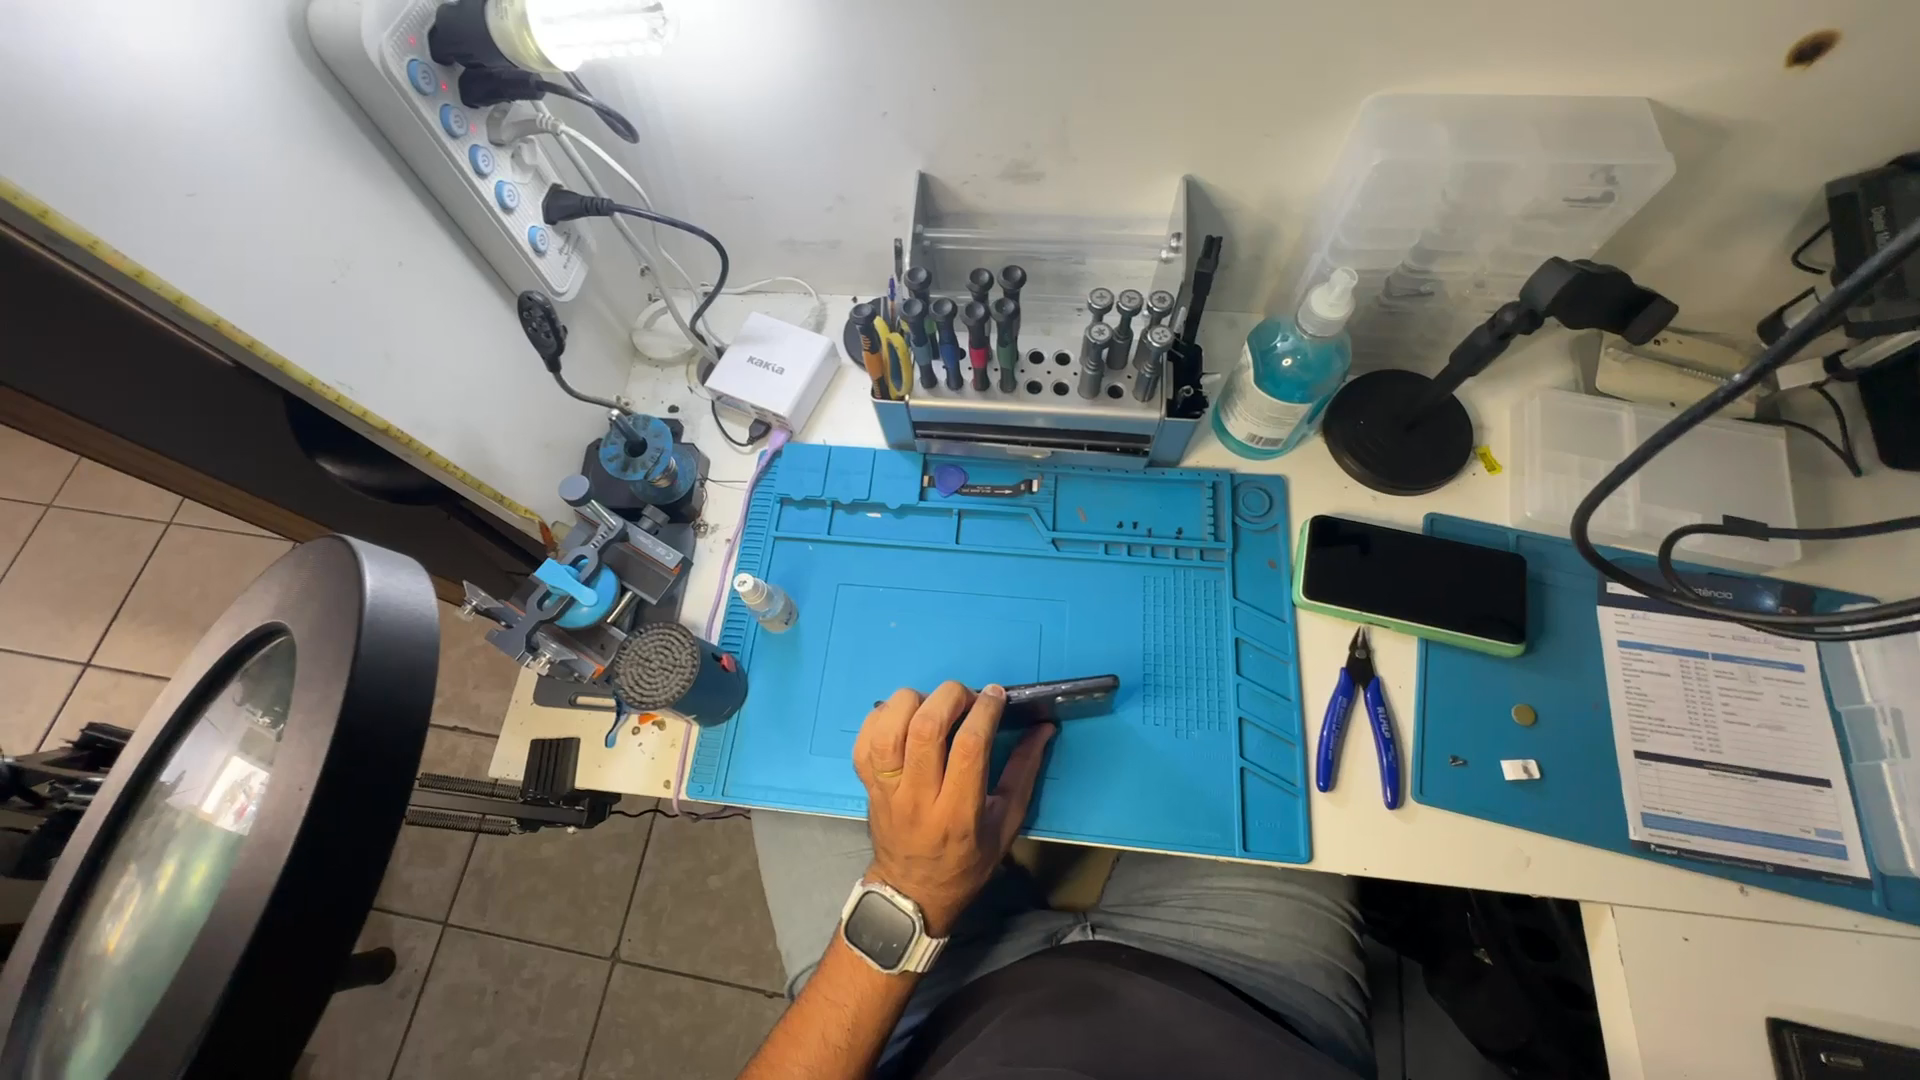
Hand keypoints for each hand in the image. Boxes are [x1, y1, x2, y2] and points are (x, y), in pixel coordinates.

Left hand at [851, 682, 1053, 936]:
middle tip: (967, 697)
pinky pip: (865, 738)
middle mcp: (918, 798)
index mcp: (958, 813)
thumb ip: (1024, 772)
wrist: (911, 893)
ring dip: (913, 702)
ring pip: (888, 728)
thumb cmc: (966, 862)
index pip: (969, 747)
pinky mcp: (866, 783)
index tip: (997, 695)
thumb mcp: (1005, 825)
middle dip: (950, 697)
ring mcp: (886, 790)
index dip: (984, 711)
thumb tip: (1043, 728)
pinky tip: (904, 716)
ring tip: (933, 704)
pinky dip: (883, 715)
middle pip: (925, 728)